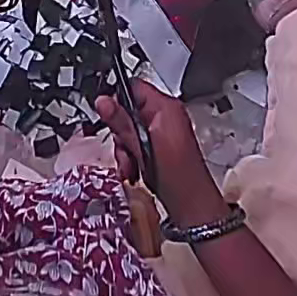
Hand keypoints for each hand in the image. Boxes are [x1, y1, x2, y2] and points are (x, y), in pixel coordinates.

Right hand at [96, 80, 228, 227]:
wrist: (192, 208)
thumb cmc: (178, 179)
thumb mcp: (141, 147)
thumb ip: (121, 122)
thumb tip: (103, 101)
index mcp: (165, 108)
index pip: (133, 87)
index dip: (117, 101)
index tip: (110, 118)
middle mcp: (166, 115)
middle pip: (128, 110)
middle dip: (121, 133)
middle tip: (126, 150)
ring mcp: (164, 130)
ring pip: (130, 128)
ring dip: (125, 148)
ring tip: (131, 165)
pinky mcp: (160, 144)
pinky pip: (137, 141)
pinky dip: (132, 155)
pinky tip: (135, 168)